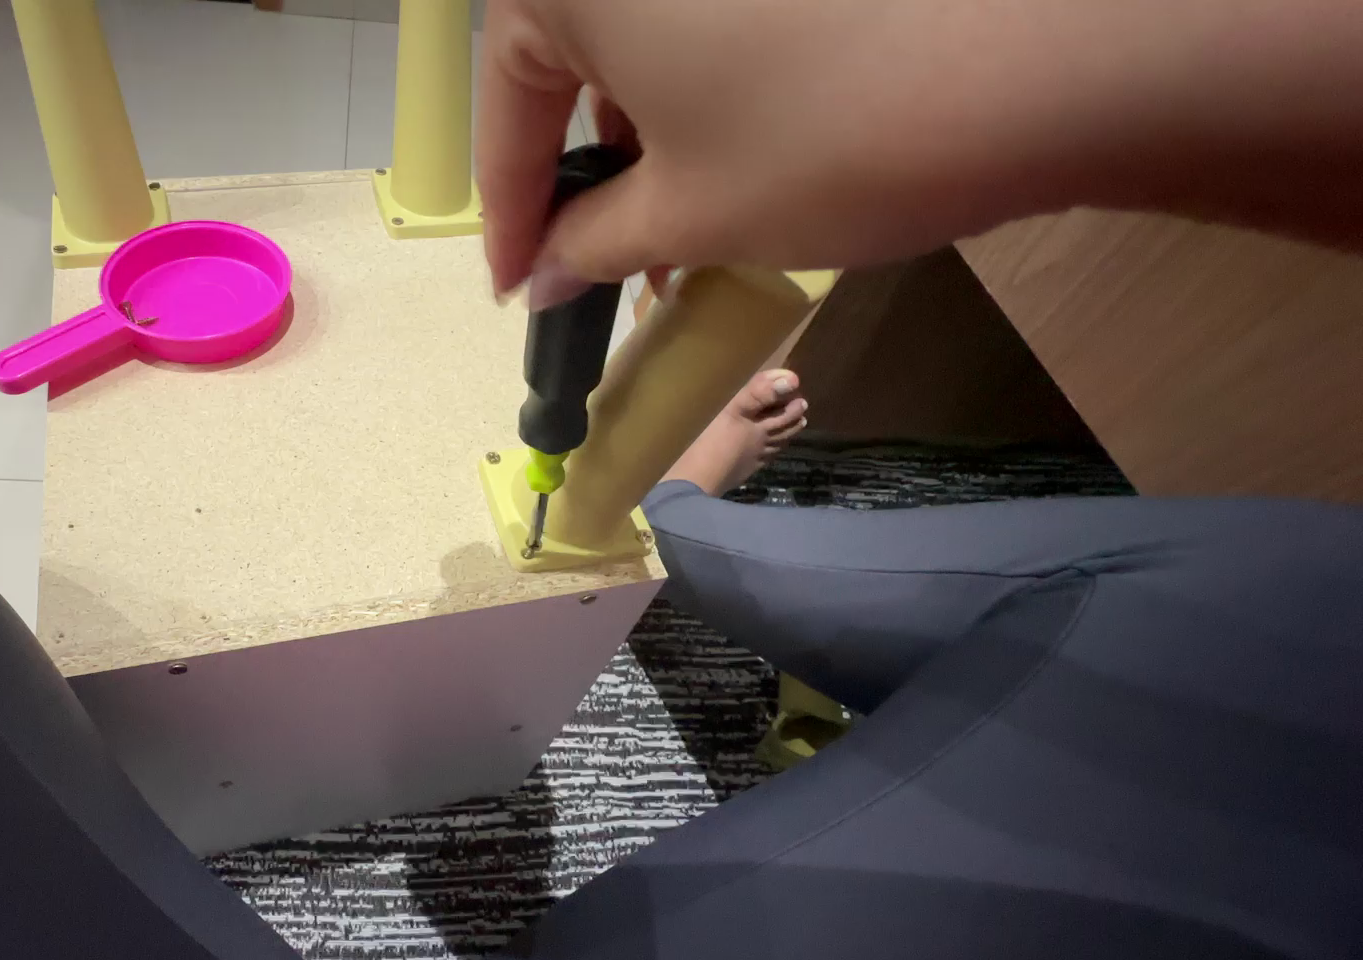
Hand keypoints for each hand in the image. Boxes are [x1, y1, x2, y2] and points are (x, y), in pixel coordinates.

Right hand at [477, 0, 1362, 306]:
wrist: (1091, 37)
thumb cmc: (831, 135)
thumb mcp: (685, 214)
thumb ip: (587, 245)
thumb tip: (542, 276)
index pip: (507, 113)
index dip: (509, 219)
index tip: (516, 291)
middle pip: (569, 66)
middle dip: (578, 179)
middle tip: (591, 265)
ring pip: (642, 39)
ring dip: (641, 139)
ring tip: (665, 228)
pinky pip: (707, 15)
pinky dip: (698, 87)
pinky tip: (721, 151)